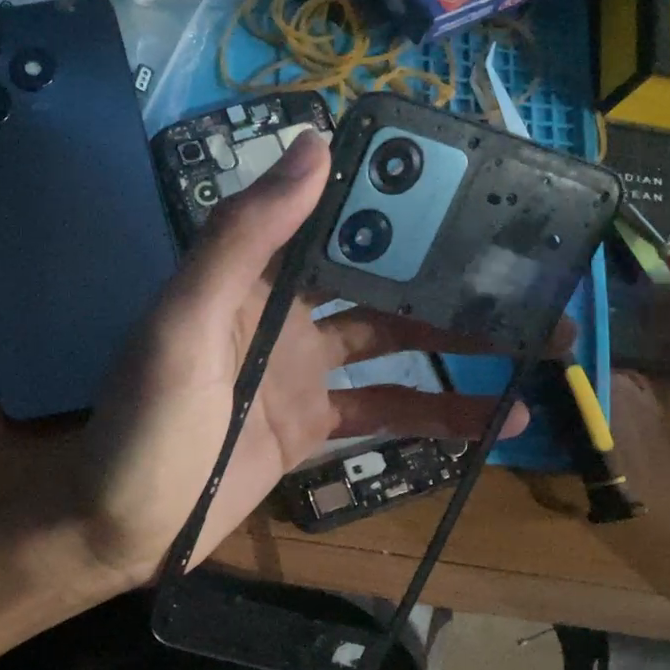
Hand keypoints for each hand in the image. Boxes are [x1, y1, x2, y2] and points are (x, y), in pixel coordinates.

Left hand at [73, 134, 527, 585]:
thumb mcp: (183, 324)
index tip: (480, 185)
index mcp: (249, 277)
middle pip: (380, 281)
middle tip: (538, 273)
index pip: (333, 219)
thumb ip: (241, 238)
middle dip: (453, 275)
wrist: (122, 527)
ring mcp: (301, 372)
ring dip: (465, 342)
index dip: (398, 199)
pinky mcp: (311, 426)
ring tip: (548, 343)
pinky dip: (440, 413)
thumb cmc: (145, 424)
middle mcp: (282, 313)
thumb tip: (315, 143)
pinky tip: (500, 420)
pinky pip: (386, 410)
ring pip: (395, 344)